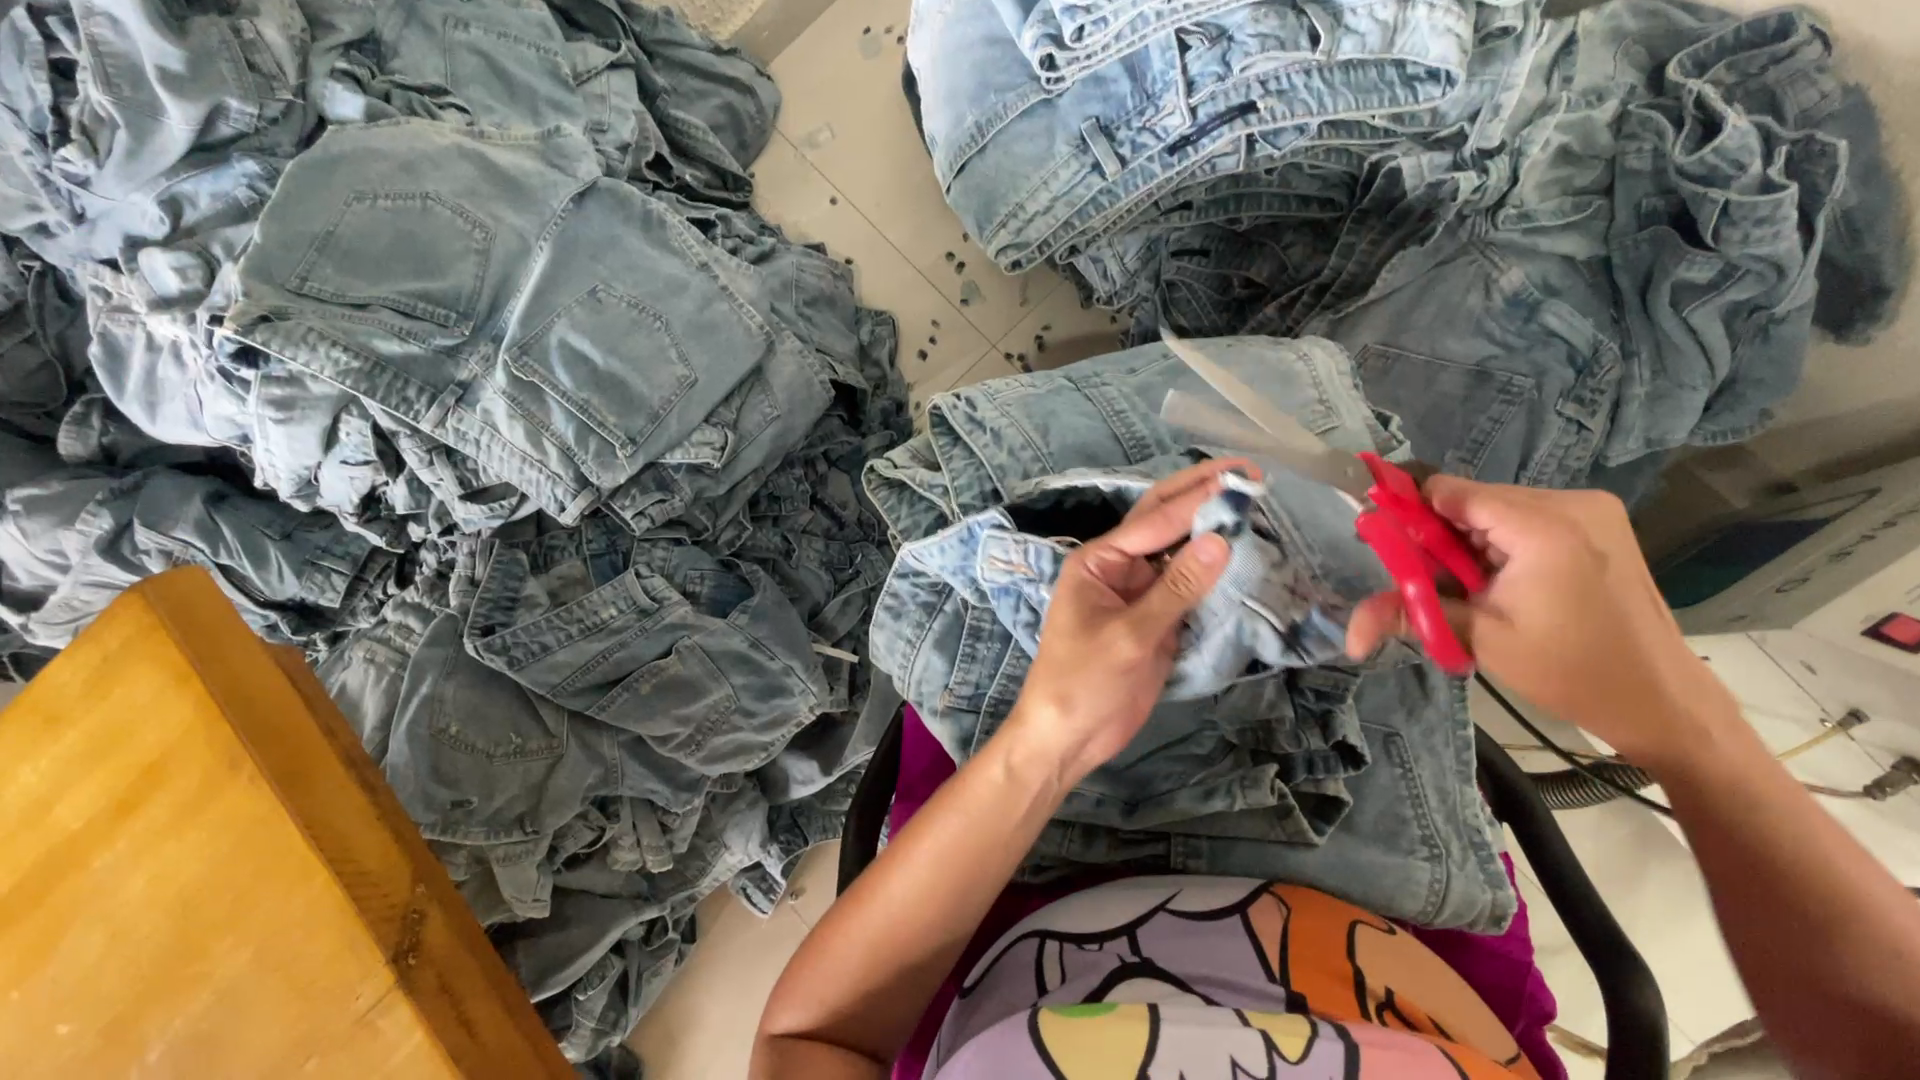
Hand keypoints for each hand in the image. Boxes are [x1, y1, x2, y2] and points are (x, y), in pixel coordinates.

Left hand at [997, 459, 1243, 784]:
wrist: (1068, 736)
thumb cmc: (1083, 682)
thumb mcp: (1130, 635)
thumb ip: (1176, 589)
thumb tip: (1221, 540)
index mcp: (1098, 561)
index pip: (1155, 521)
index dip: (1198, 497)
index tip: (1242, 476)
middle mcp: (1120, 569)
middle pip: (1164, 524)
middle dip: (1202, 497)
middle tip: (1251, 473)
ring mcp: (1140, 595)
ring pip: (1181, 555)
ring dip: (1213, 532)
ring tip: (1258, 505)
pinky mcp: (1158, 622)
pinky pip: (1190, 589)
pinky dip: (1215, 574)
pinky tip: (1246, 556)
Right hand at [1343, 476, 1736, 766]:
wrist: (1662, 700)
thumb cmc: (1570, 670)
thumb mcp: (1480, 640)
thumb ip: (1410, 616)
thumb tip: (1349, 636)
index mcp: (1543, 525)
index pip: (1449, 492)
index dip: (1412, 517)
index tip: (1396, 555)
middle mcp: (1572, 502)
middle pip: (1474, 500)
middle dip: (1445, 539)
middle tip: (1443, 587)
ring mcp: (1593, 510)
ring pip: (1499, 510)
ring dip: (1474, 544)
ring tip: (1482, 592)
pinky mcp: (1603, 524)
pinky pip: (1529, 519)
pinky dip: (1506, 544)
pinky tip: (1512, 585)